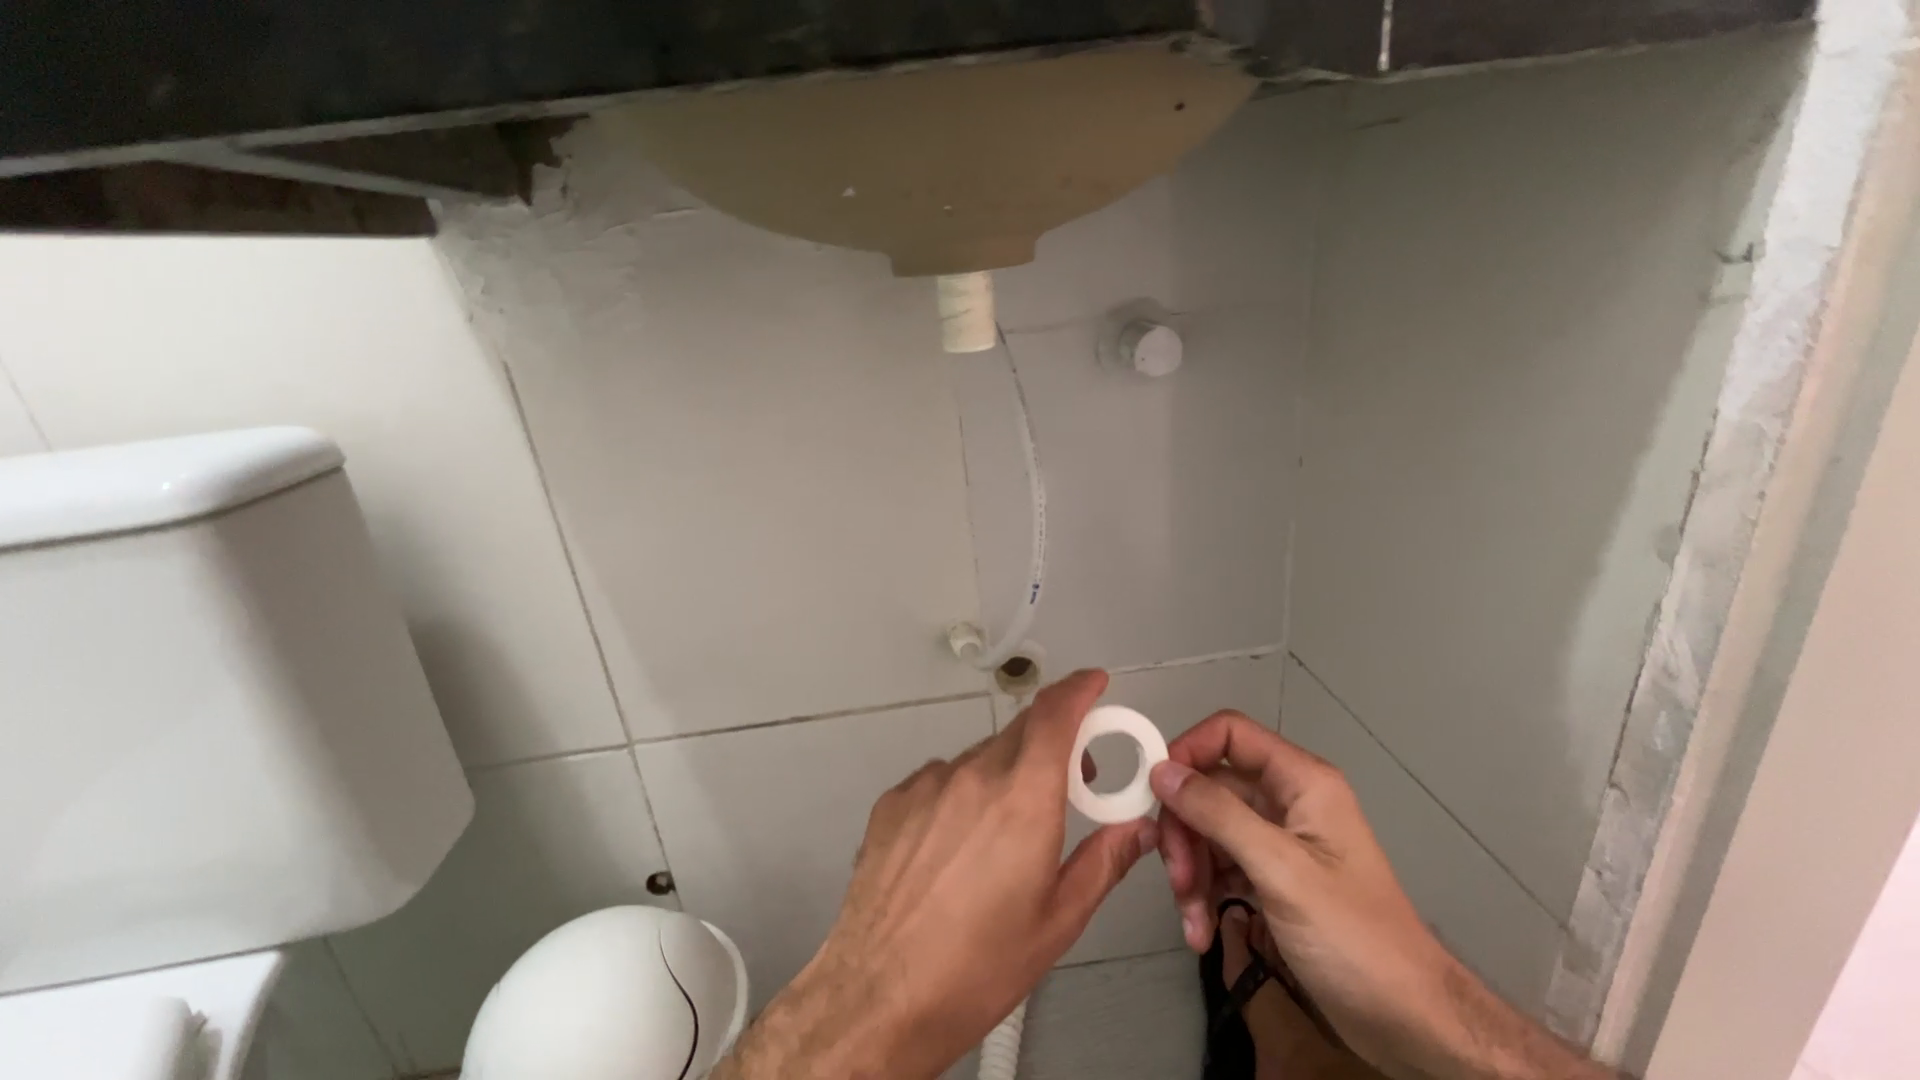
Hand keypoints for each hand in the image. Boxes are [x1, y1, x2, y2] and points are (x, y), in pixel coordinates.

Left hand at [715, 670, 1157, 1079]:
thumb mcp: (1059, 919)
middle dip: (1054, 741)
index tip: (1094, 684)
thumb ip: (1105, 860)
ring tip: (1010, 826)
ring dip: (1007, 772)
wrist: (880, 994)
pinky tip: (960, 842)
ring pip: (980, 756)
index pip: (1055, 715)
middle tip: (1072, 779)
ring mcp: (925, 786)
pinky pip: (940, 779)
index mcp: (1022, 800)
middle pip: (1021, 731)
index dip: (1079, 690)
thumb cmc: (975, 966)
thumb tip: (1136, 827)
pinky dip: (963, 792)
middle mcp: (972, 778)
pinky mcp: (893, 802)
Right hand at [1152, 712, 1612, 1079]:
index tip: (1156, 794)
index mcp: (1301, 783)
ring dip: (1190, 872)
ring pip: (1207, 831)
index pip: (1229, 735)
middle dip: (1185, 832)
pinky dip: (1203, 896)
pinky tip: (1202, 932)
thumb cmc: (1353, 937)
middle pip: (1210, 789)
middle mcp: (1286, 802)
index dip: (1187, 753)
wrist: (1404, 1019)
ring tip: (1194, 920)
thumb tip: (1161, 770)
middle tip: (1178, 879)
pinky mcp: (1269, 878)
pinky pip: (1218, 867)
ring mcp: (1276, 841)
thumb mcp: (1280, 870)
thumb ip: (1219, 814)